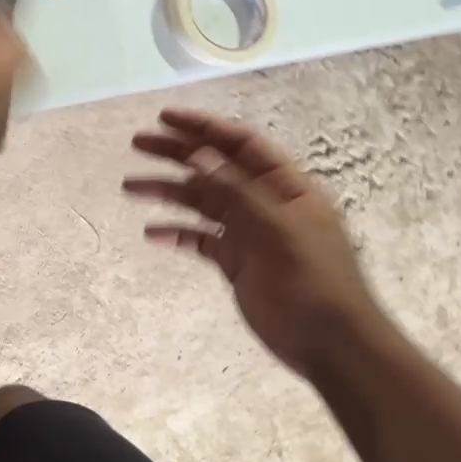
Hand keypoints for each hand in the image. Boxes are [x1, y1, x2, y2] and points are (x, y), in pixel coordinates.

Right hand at [123, 109, 391, 378]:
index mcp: (286, 187)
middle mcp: (265, 202)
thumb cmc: (313, 280)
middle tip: (137, 143)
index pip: (240, 144)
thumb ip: (235, 190)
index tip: (164, 118)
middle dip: (176, 153)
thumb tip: (197, 153)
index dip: (203, 127)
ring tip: (130, 188)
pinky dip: (175, 232)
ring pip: (200, 201)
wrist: (330, 343)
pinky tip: (151, 233)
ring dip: (167, 191)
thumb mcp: (277, 228)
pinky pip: (198, 238)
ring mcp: (248, 232)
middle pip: (214, 168)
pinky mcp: (234, 260)